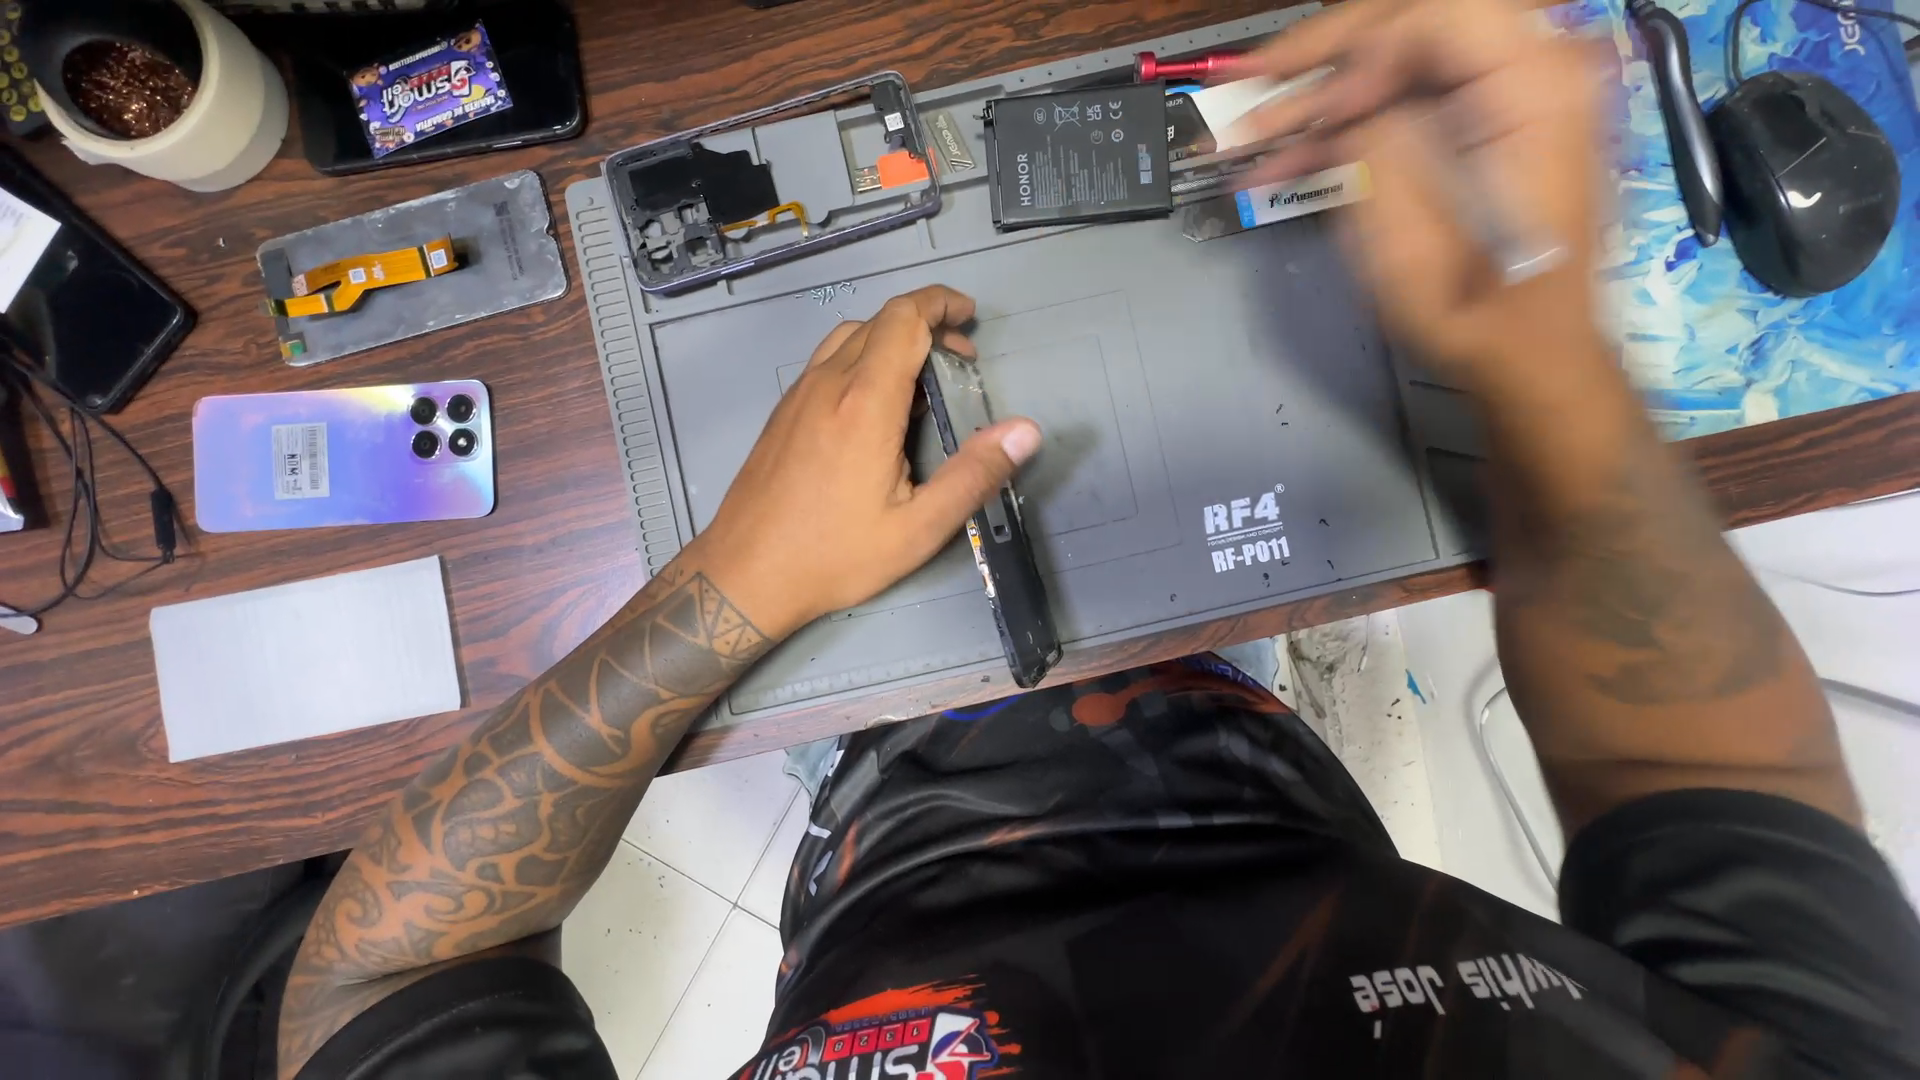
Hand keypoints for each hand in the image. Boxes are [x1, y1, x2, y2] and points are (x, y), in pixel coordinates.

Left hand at [688, 286, 1041, 639]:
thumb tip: (1026, 431)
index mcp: (864, 403)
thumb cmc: (835, 556)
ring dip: (893, 339)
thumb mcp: (918, 528)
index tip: (970, 316)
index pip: (904, 319)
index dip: (941, 305)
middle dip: (927, 324)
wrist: (744, 575)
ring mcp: (798, 395)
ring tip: (924, 378)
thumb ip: (974, 475)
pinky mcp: (783, 413)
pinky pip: (828, 361)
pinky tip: (877, 404)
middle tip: (962, 359)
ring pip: (850, 337)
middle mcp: (827, 384)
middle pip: (880, 321)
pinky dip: (863, 358)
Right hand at [1233, 0, 1610, 392]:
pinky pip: (1400, 106)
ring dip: (1316, 101)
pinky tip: (1283, 161)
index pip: (1432, 14)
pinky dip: (1340, 131)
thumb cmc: (1477, 310)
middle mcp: (1528, 71)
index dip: (1354, 53)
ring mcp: (1502, 99)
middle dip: (1318, 62)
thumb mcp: (1414, 237)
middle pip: (1408, 27)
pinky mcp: (1476, 129)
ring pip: (1393, 66)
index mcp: (1533, 85)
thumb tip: (1347, 101)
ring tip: (1247, 138)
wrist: (1525, 350)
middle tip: (1244, 89)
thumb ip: (1382, 147)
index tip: (1306, 116)